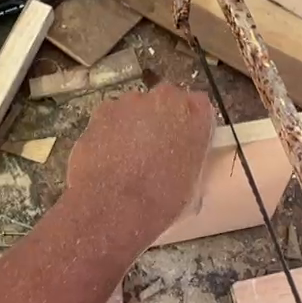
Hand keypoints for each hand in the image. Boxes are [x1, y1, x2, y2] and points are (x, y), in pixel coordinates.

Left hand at [63, 82, 213, 243]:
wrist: (114, 204)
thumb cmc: (162, 200)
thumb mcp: (193, 182)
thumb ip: (190, 158)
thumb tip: (181, 161)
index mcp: (196, 114)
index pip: (199, 107)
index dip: (190, 125)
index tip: (183, 142)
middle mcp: (166, 98)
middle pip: (166, 101)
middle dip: (161, 120)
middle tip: (155, 150)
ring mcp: (131, 101)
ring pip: (136, 109)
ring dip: (134, 126)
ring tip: (127, 158)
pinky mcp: (102, 110)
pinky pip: (111, 118)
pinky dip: (110, 132)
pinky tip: (107, 157)